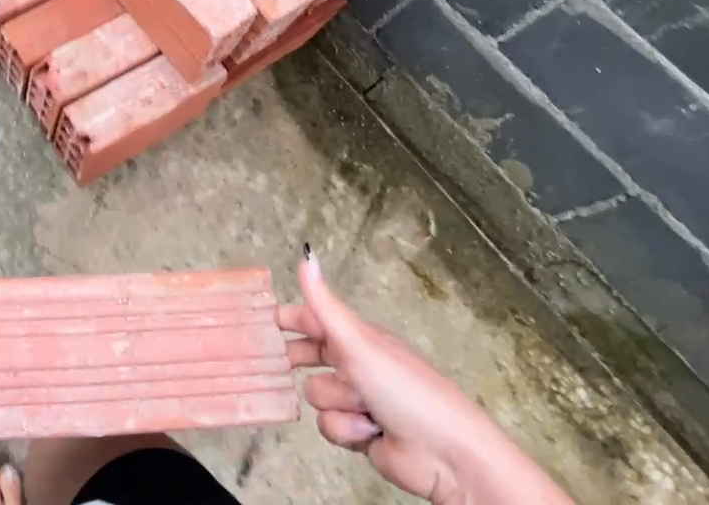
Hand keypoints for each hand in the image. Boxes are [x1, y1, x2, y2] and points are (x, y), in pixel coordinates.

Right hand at [277, 247, 572, 504]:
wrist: (444, 452)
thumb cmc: (404, 388)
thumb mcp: (359, 341)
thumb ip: (325, 304)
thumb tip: (307, 255)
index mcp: (357, 337)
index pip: (315, 319)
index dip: (290, 318)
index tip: (264, 318)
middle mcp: (355, 365)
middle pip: (309, 356)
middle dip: (298, 360)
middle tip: (275, 362)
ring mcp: (357, 400)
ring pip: (317, 394)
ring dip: (336, 402)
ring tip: (361, 407)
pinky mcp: (358, 433)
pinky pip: (329, 426)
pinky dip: (346, 429)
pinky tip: (367, 432)